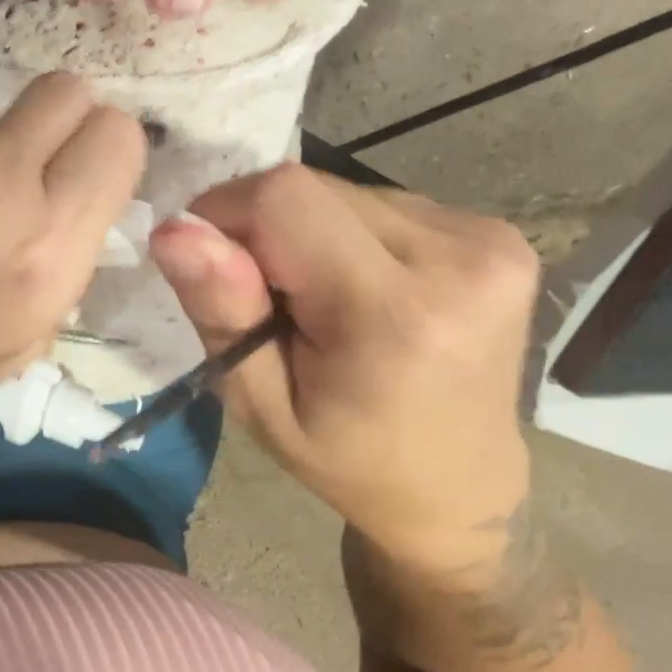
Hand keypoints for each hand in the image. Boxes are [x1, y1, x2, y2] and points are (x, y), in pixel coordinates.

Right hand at [148, 166, 541, 572]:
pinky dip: (344, 234)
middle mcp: (460, 259)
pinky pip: (378, 201)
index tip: (213, 269)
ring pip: (341, 189)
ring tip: (315, 299)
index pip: (284, 198)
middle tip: (266, 299)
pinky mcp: (498, 232)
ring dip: (304, 231)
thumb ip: (222, 312)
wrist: (458, 484)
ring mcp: (490, 240)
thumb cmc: (344, 456)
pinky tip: (357, 286)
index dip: (225, 214)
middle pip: (310, 187)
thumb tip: (174, 230)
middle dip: (263, 229)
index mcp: (397, 313)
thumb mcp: (258, 403)